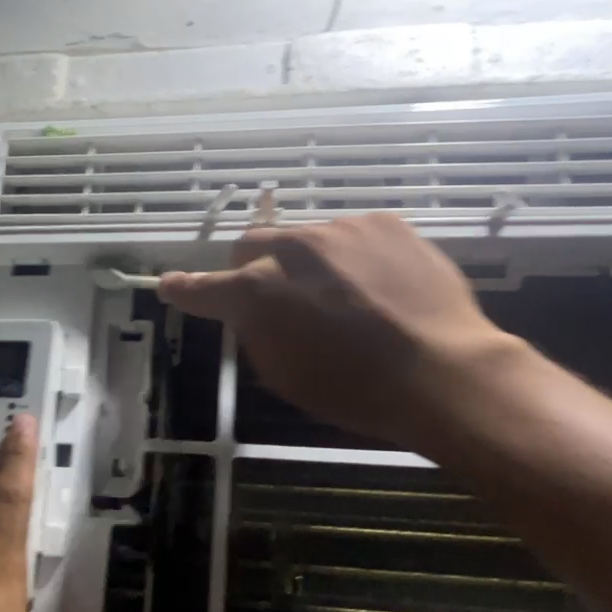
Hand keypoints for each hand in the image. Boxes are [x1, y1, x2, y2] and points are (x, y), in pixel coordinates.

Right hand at [157, 212, 519, 448]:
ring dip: (308, 263)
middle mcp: (290, 248)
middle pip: (252, 245)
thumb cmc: (354, 390)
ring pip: (305, 239)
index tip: (171, 286)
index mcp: (256, 292)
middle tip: (277, 298)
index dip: (185, 289)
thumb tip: (249, 311)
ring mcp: (339, 229)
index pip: (203, 286)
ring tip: (344, 298)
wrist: (440, 370)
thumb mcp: (284, 373)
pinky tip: (377, 286)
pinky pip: (351, 234)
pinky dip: (351, 256)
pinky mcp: (383, 222)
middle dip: (254, 268)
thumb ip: (255, 332)